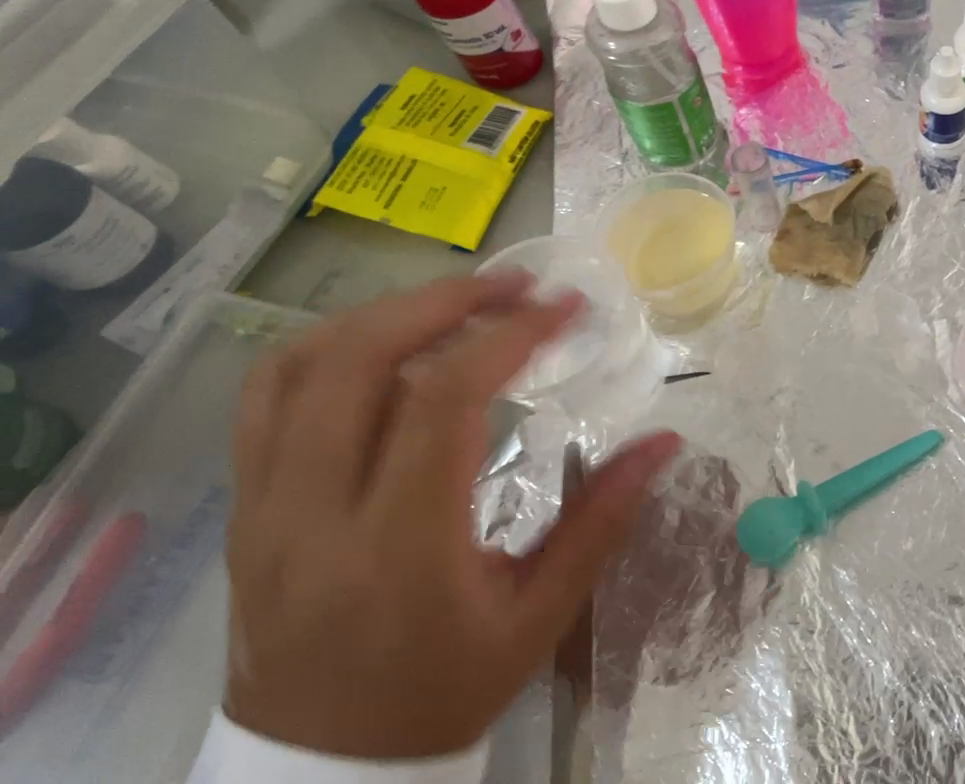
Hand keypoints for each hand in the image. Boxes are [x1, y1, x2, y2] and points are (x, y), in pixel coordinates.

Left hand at [225, 273, 682, 759]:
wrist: (320, 766)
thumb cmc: (445, 690)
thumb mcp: (541, 617)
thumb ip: (601, 520)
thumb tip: (665, 440)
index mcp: (400, 546)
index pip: (443, 402)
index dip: (509, 336)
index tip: (566, 307)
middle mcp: (315, 514)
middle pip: (358, 361)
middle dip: (444, 302)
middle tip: (515, 283)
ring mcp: (264, 506)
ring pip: (299, 366)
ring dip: (385, 314)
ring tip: (457, 301)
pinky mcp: (244, 506)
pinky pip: (266, 397)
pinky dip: (330, 346)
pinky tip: (387, 343)